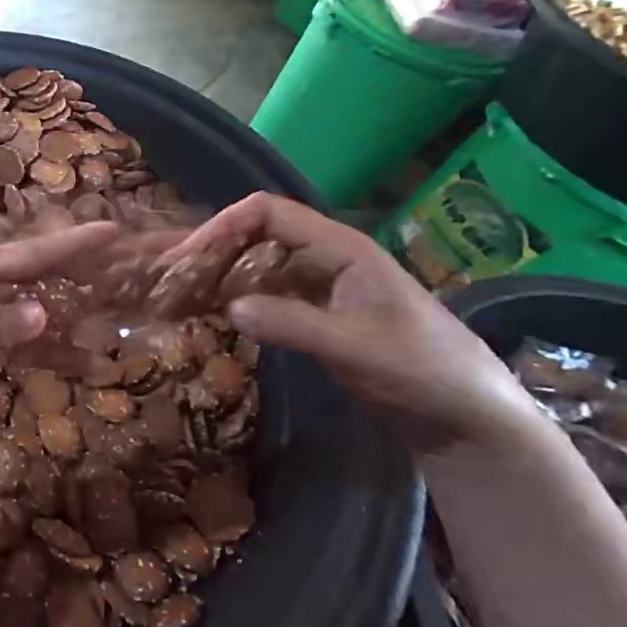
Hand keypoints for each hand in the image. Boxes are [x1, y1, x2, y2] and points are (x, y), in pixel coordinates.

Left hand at [0, 221, 120, 448]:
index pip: (30, 254)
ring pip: (46, 309)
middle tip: (131, 265)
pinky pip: (34, 346)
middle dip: (87, 271)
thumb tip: (44, 313)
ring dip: (80, 312)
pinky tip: (90, 362)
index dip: (71, 243)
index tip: (110, 230)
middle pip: (45, 275)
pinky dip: (59, 353)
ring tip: (122, 310)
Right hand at [169, 193, 539, 453]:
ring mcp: (318, 286)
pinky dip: (235, 298)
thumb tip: (230, 306)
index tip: (187, 255)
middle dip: (210, 246)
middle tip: (163, 268)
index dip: (223, 225)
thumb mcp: (357, 347)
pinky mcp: (315, 313)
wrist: (463, 414)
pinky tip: (209, 312)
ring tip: (174, 288)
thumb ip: (294, 324)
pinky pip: (266, 294)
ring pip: (256, 265)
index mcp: (339, 246)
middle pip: (255, 234)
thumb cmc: (421, 369)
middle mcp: (323, 256)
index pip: (268, 212)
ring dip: (217, 272)